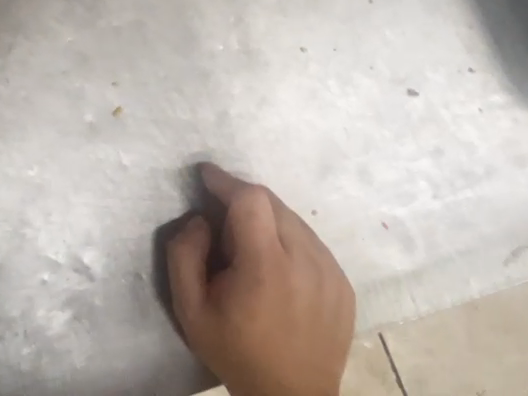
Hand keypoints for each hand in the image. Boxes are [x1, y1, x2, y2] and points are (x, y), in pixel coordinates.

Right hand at [166, 164, 356, 395]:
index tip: (205, 176)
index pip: (251, 199)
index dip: (225, 181)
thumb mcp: (188, 307)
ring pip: (293, 220)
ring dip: (266, 219)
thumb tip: (200, 220)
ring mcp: (331, 273)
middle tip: (220, 221)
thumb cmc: (234, 350)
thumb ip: (184, 253)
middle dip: (242, 200)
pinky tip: (275, 265)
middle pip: (272, 203)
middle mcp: (306, 262)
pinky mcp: (344, 285)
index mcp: (266, 266)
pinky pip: (311, 242)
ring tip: (248, 247)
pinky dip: (288, 239)